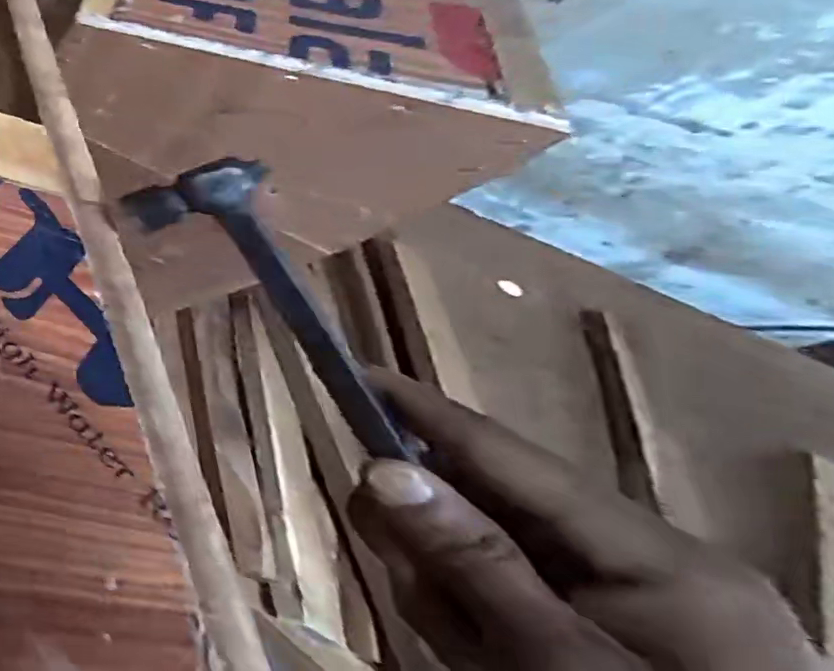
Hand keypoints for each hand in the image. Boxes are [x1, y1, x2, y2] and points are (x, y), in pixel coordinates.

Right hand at [350, 368, 816, 670]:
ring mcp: (615, 601)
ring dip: (444, 589)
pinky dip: (466, 618)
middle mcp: (635, 561)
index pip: (507, 453)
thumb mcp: (558, 665)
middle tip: (409, 578)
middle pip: (485, 502)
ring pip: (478, 547)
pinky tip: (478, 656)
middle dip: (430, 535)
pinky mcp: (594, 632)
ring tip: (467, 650)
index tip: (356, 371)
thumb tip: (378, 465)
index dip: (425, 411)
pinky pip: (495, 588)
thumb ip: (472, 561)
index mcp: (655, 556)